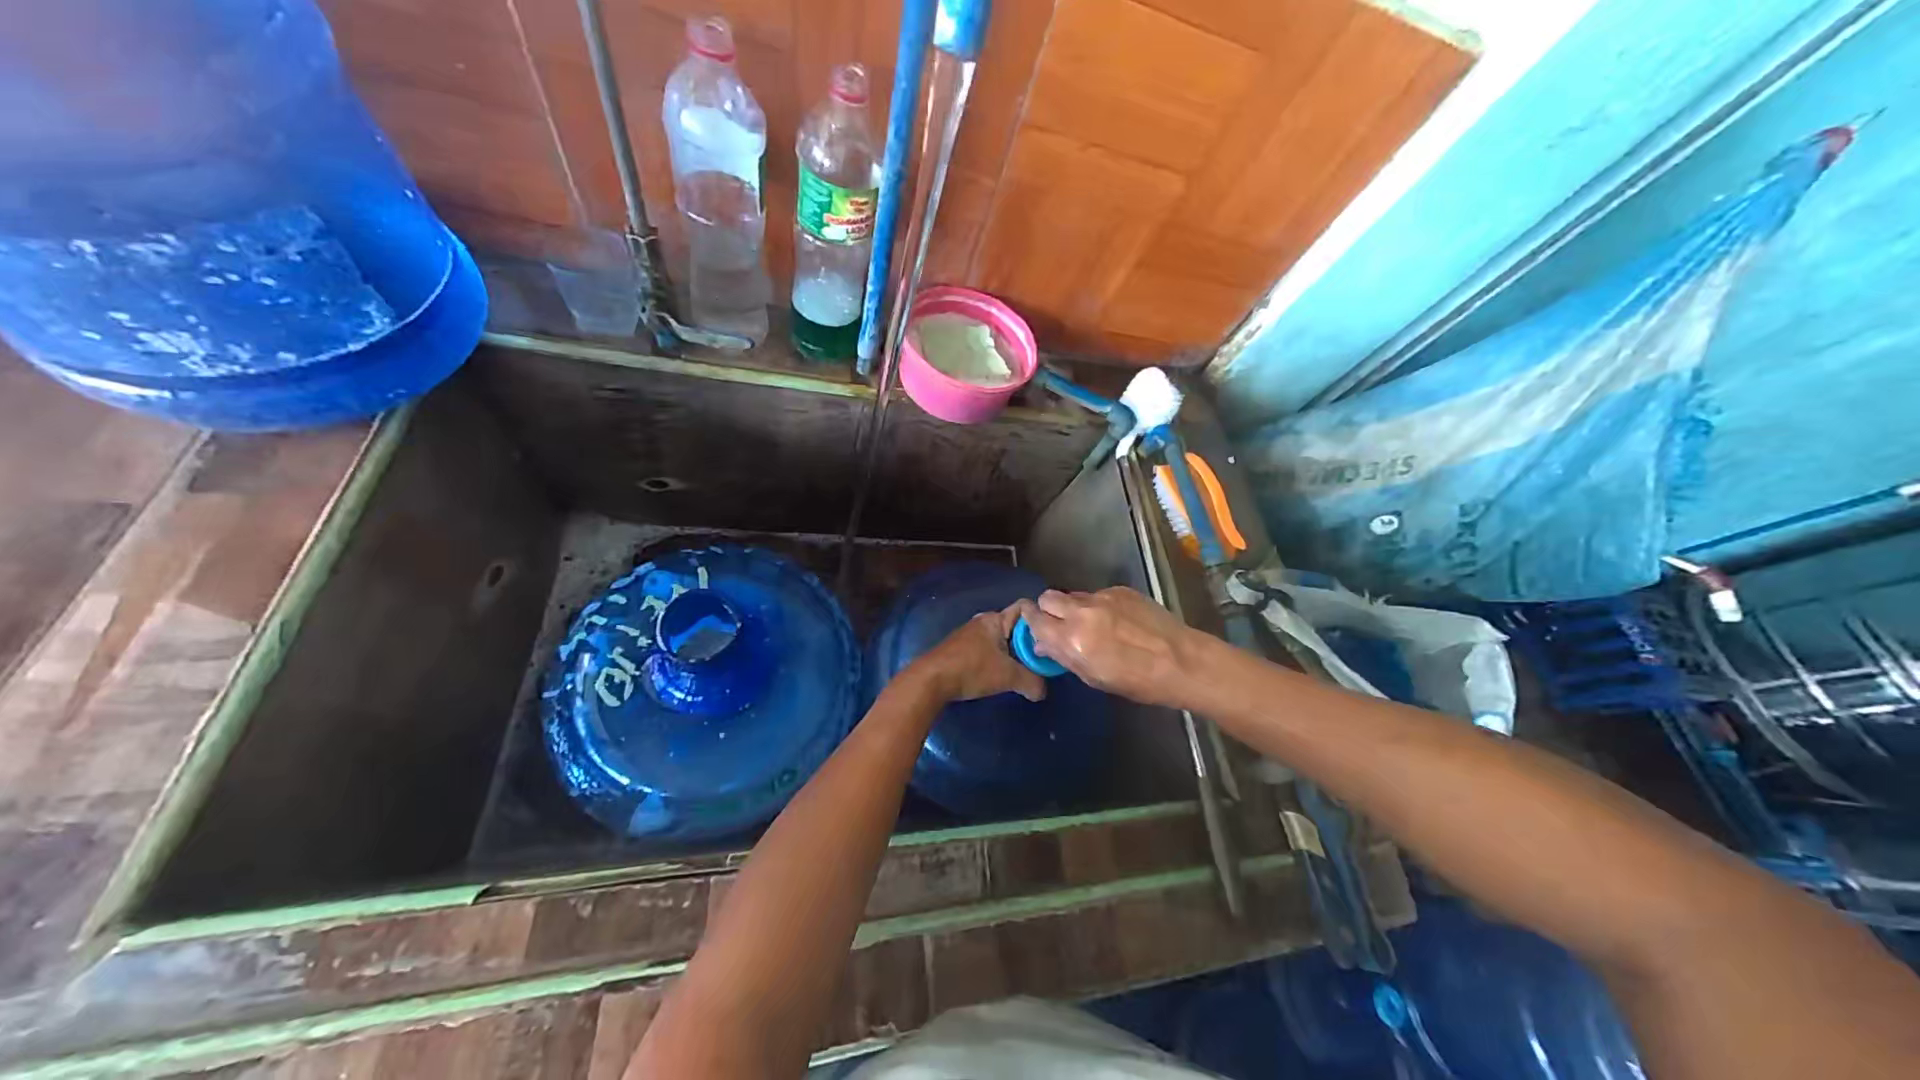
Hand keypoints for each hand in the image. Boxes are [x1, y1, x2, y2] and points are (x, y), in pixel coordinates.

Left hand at [905, 603, 1047, 703]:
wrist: (931, 680)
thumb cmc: (972, 669)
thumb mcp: (1008, 677)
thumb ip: (1032, 682)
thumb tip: (1042, 692)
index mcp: (996, 619)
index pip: (1026, 608)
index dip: (1041, 620)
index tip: (1052, 640)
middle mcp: (984, 622)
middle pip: (1015, 627)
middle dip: (1029, 643)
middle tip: (1041, 661)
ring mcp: (970, 635)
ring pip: (1002, 640)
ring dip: (1013, 654)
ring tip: (1024, 671)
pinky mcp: (961, 649)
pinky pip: (989, 650)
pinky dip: (998, 661)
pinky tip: (1001, 677)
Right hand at [1014, 587, 1203, 708]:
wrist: (1182, 661)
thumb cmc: (1137, 681)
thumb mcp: (1094, 678)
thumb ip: (1064, 657)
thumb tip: (1043, 644)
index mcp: (1071, 639)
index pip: (1035, 619)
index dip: (1031, 621)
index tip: (1034, 626)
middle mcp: (1082, 612)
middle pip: (1048, 598)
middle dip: (1049, 609)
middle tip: (1061, 625)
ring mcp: (1102, 597)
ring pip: (1074, 595)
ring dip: (1075, 608)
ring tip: (1094, 625)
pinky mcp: (1121, 590)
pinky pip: (1098, 594)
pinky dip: (1100, 606)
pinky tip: (1119, 621)